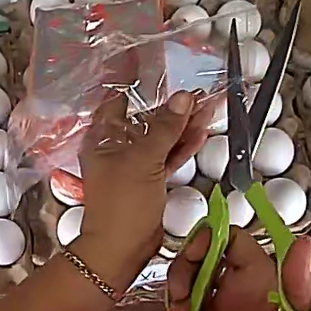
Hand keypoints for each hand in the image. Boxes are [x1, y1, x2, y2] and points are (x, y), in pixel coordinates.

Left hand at [76, 91, 208, 286]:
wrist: (122, 249)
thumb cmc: (122, 204)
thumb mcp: (143, 160)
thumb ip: (164, 128)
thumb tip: (183, 98)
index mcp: (103, 138)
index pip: (117, 99)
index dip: (131, 80)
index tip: (148, 61)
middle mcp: (116, 148)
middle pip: (145, 118)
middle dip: (170, 105)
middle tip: (196, 90)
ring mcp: (134, 165)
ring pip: (160, 137)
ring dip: (182, 124)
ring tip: (207, 106)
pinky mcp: (149, 180)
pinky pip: (168, 156)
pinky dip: (183, 145)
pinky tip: (200, 132)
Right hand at [167, 228, 310, 310]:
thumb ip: (301, 285)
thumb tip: (303, 244)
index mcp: (268, 276)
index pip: (232, 239)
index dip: (209, 239)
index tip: (193, 258)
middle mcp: (248, 285)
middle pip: (206, 255)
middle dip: (186, 266)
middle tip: (179, 293)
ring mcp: (234, 306)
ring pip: (197, 279)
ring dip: (180, 288)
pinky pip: (196, 306)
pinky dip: (183, 308)